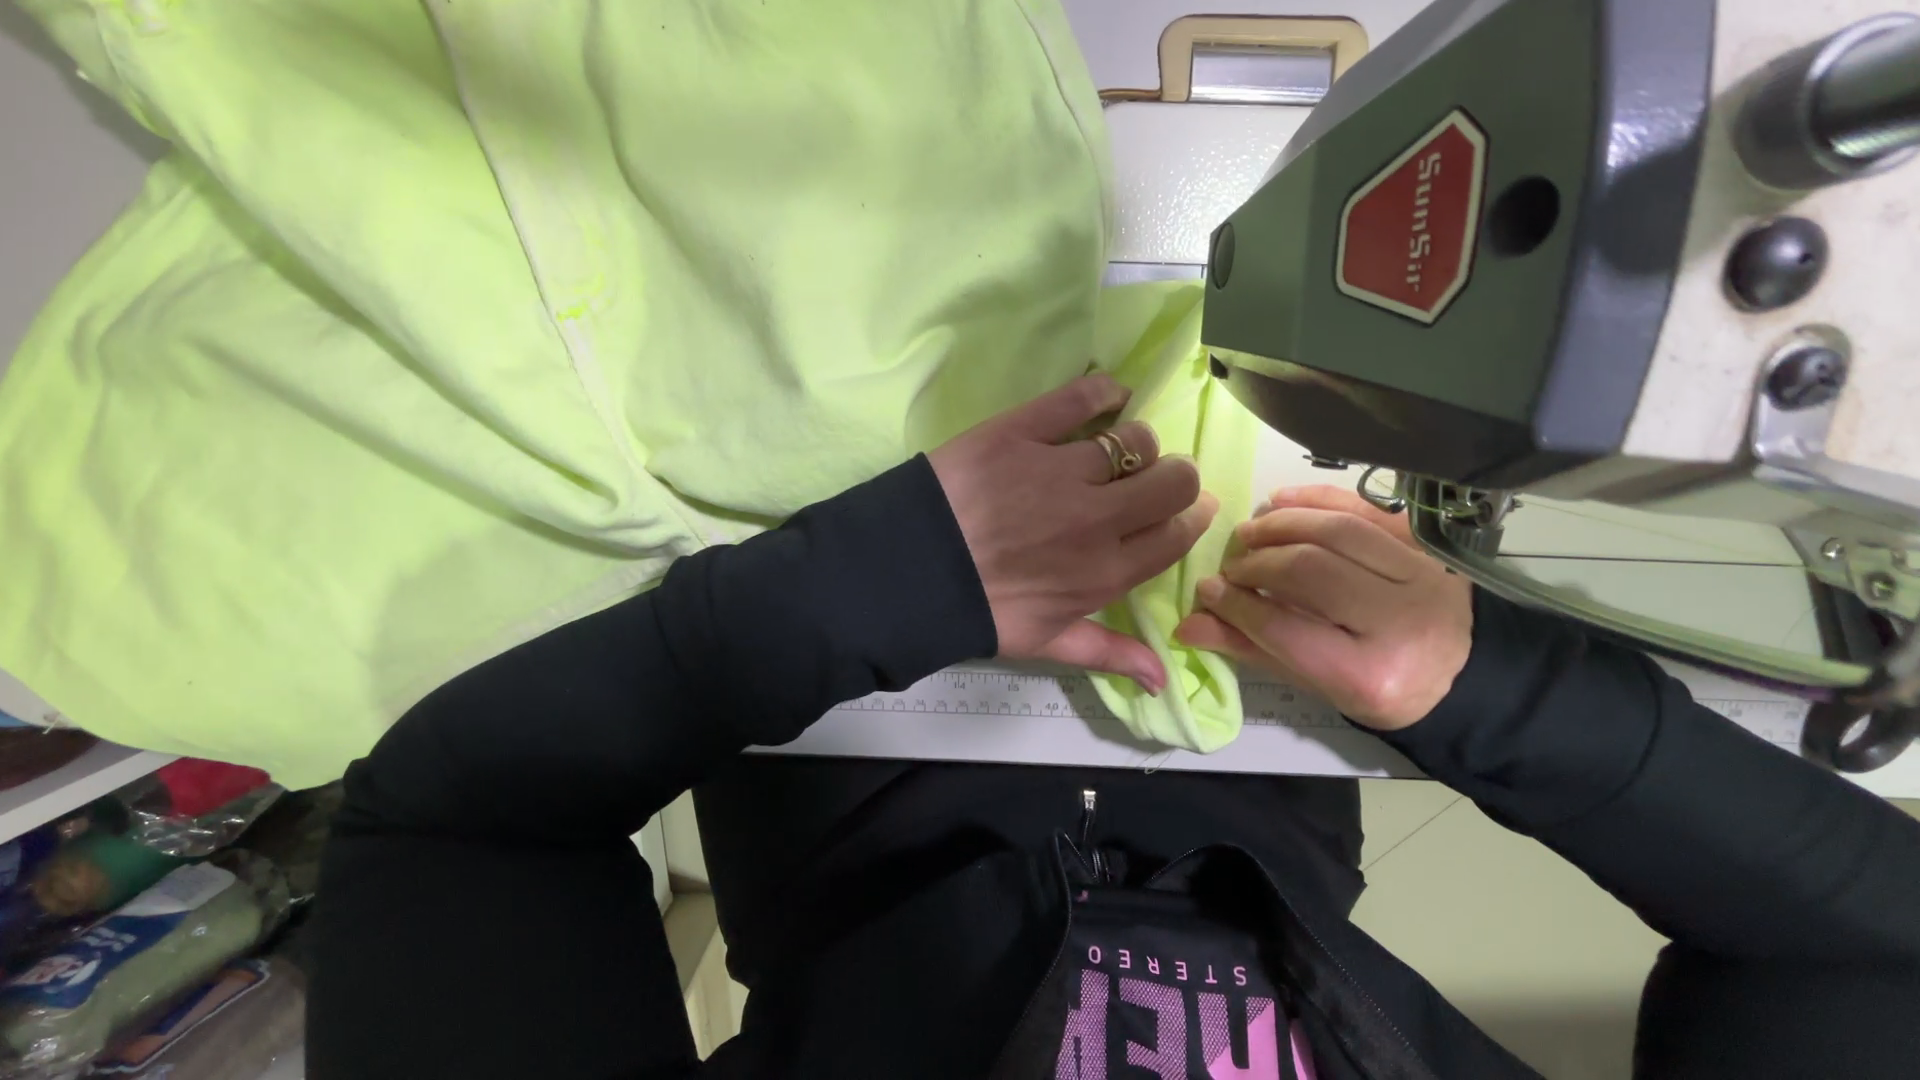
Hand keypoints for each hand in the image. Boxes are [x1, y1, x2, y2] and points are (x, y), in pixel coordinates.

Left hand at [929, 375, 1217, 692]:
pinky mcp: (1024, 431)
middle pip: (1173, 481)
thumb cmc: (978, 609)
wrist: (907, 570)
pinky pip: (1082, 398)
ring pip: (1135, 439)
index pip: (1177, 534)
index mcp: (1106, 572)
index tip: (1182, 509)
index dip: (1189, 517)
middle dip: (1174, 477)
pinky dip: (1105, 391)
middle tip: (1151, 478)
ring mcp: (1062, 470)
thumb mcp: (1044, 642)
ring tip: (1114, 449)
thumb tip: (1162, 682)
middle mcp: (1097, 519)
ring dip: (1136, 442)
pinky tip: (1109, 395)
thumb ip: (1109, 653)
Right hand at [1175, 485, 1471, 730]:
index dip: (1237, 605)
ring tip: (1249, 532)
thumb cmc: (1376, 684)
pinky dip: (1317, 498)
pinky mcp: (1428, 545)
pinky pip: (1366, 508)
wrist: (1462, 671)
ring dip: (1281, 525)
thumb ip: (1251, 648)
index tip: (1209, 590)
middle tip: (1232, 566)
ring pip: (1337, 530)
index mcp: (1369, 675)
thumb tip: (1187, 626)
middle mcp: (1401, 622)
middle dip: (1257, 563)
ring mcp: (1422, 576)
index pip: (1284, 628)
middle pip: (1310, 570)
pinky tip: (1280, 501)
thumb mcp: (1314, 681)